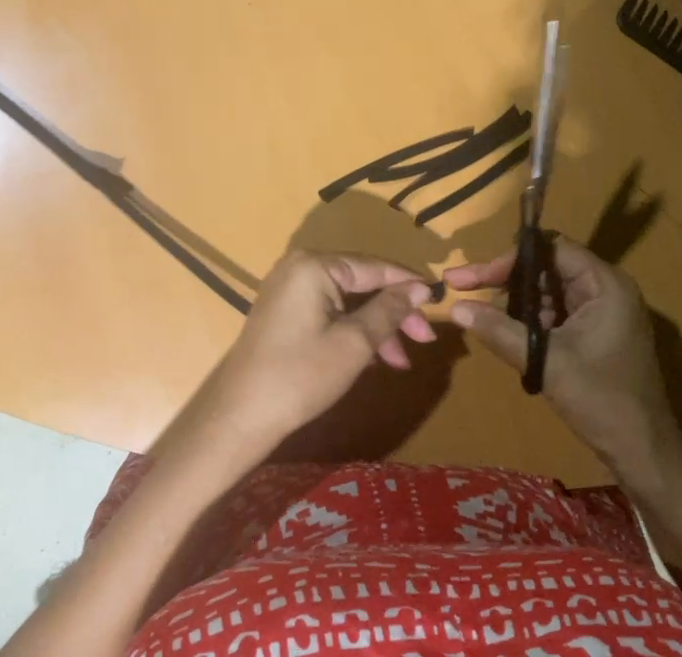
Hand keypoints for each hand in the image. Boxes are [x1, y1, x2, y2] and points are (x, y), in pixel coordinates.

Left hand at [174, 251, 436, 458]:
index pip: (375, 267)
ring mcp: (288, 291)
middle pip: (362, 283)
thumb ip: (389, 310)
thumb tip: (419, 289)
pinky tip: (374, 359)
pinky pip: (329, 312)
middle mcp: (299, 268)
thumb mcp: (355, 343)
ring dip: (377, 328)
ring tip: (401, 362)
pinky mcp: (284, 314)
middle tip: (424, 341)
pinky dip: (353, 332)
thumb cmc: (301, 375)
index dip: (409, 286)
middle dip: (394, 313)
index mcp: (315, 266)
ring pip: (347, 301)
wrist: (241, 415)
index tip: (439, 302)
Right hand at [445, 238, 679, 469]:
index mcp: (605, 285)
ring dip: (517, 304)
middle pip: (548, 269)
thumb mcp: (546, 362)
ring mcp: (605, 313)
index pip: (552, 250)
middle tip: (464, 291)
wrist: (643, 451)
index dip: (510, 259)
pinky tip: (508, 336)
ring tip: (483, 318)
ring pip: (550, 293)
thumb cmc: (601, 400)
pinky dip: (533, 322)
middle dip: (507, 281)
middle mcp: (608, 291)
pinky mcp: (599, 335)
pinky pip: (559, 314)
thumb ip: (500, 330)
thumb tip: (455, 308)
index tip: (474, 278)